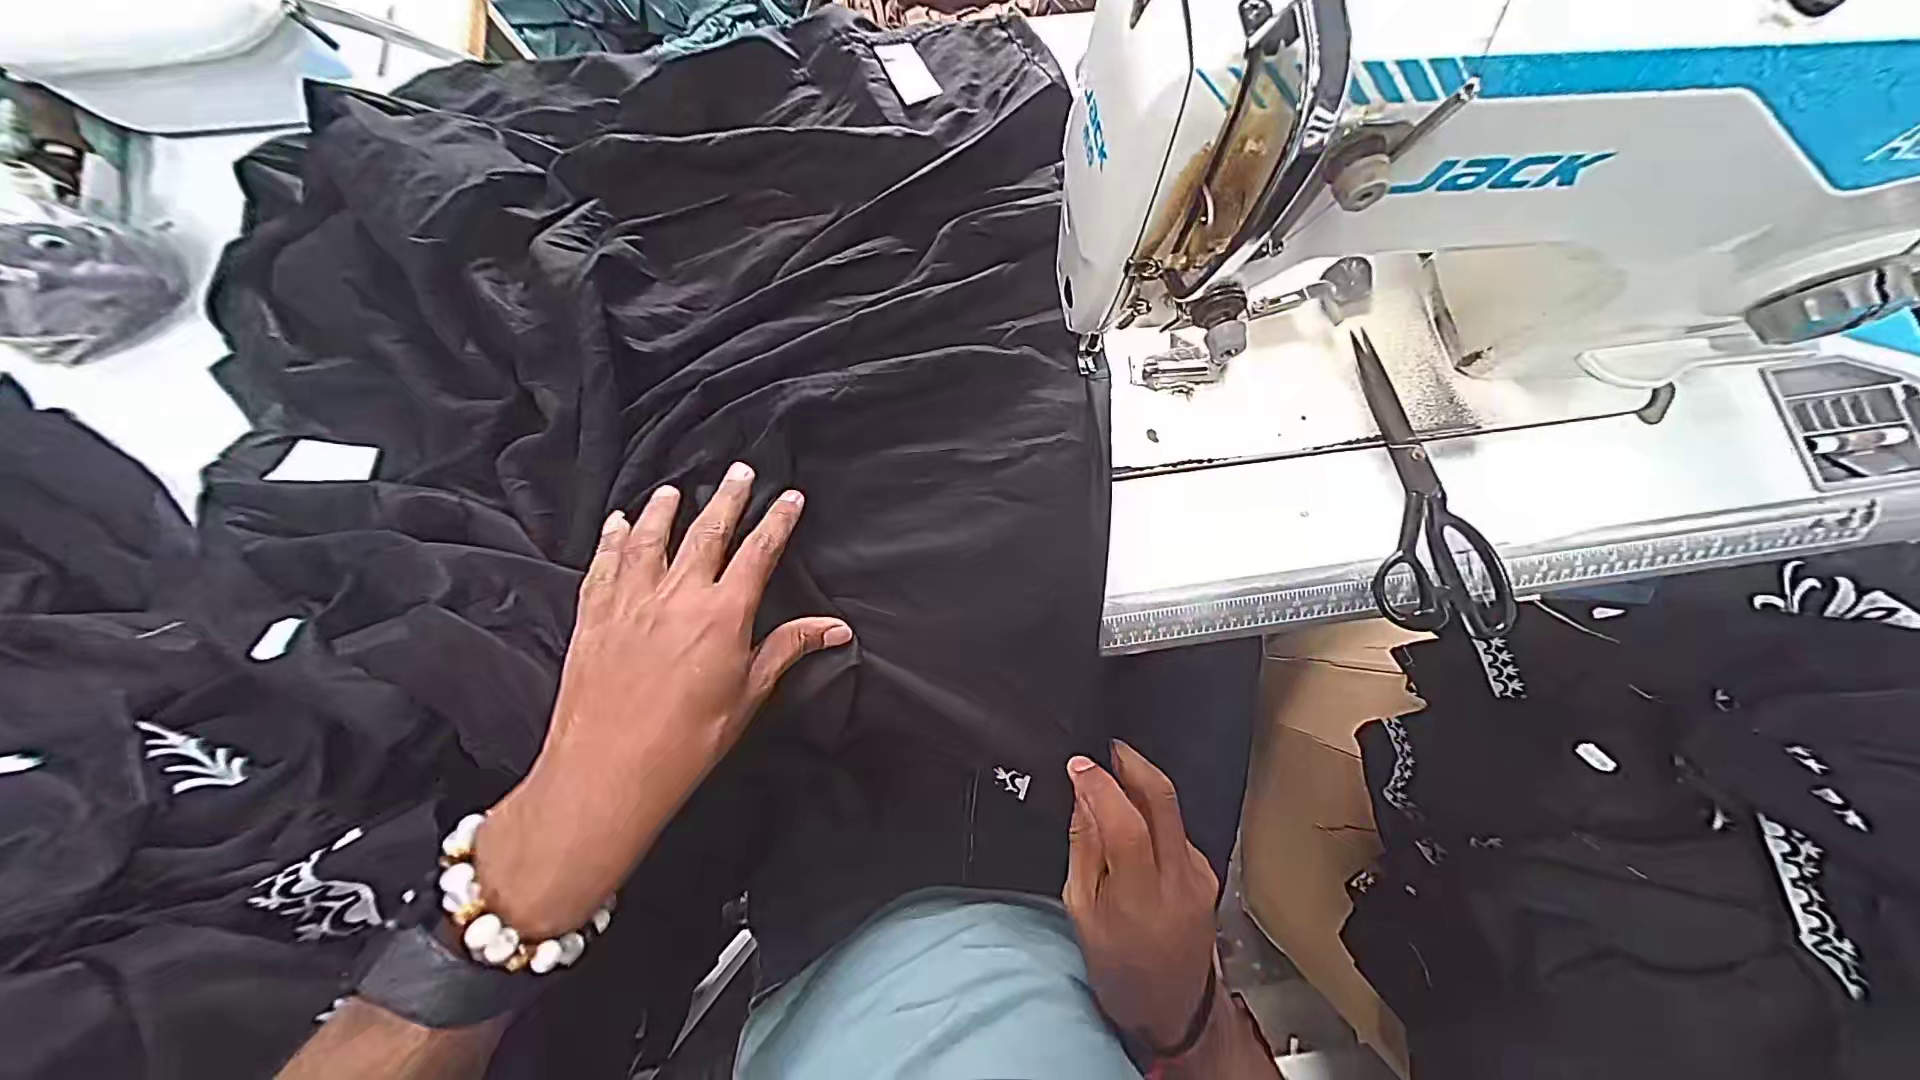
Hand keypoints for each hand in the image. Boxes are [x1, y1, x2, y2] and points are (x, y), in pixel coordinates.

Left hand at [475, 462, 851, 938]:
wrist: (606, 772)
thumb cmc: (688, 740)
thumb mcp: (749, 695)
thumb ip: (789, 648)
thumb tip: (837, 628)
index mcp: (722, 614)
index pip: (759, 553)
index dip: (777, 521)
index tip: (789, 497)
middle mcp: (678, 596)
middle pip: (708, 532)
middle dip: (728, 497)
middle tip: (739, 470)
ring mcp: (632, 602)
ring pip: (651, 539)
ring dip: (666, 509)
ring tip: (677, 488)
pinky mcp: (595, 617)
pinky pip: (604, 565)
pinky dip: (613, 539)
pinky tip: (618, 523)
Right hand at [1063, 740, 1219, 1051]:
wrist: (1177, 1009)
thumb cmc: (1120, 968)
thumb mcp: (1082, 910)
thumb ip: (1084, 846)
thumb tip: (1082, 794)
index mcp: (1140, 896)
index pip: (1124, 822)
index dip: (1099, 785)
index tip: (1078, 765)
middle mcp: (1178, 879)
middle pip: (1162, 799)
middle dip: (1131, 762)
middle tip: (1107, 747)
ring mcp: (1199, 873)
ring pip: (1170, 808)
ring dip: (1140, 783)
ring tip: (1112, 780)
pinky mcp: (1207, 870)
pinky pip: (1175, 825)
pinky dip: (1151, 810)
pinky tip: (1133, 817)